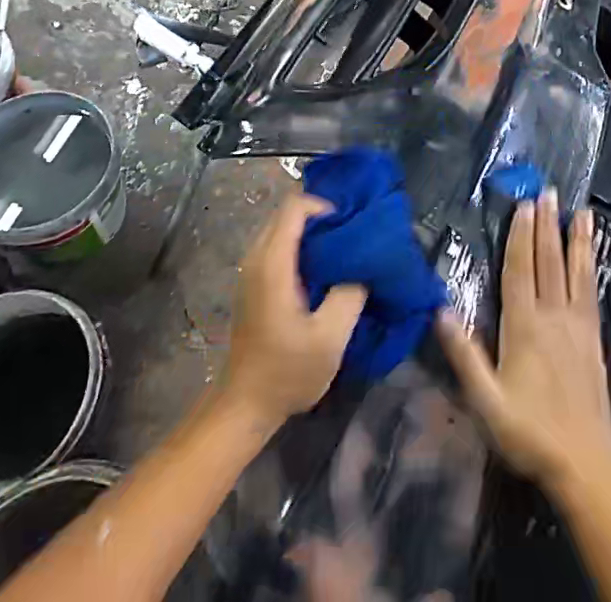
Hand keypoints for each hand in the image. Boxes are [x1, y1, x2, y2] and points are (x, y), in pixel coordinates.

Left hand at [218, 193, 368, 430]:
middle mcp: (256, 259)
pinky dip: (302, 248)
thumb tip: (364, 266)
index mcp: (272, 264)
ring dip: (312, 233)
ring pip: (281, 230)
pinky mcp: (253, 285)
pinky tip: (325, 271)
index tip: (352, 226)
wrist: (246, 404)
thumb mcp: (330, 336)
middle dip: (321, 217)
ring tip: (344, 252)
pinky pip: (277, 248)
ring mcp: (251, 271)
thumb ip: (350, 293)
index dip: (325, 207)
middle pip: (286, 215)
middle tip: (353, 236)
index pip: (294, 208)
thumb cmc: (287, 371)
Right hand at [437, 190, 610, 489]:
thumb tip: (441, 310)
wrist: (584, 462)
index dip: (520, 236)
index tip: (523, 205)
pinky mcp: (593, 341)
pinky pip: (591, 294)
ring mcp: (577, 328)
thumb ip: (465, 355)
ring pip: (576, 274)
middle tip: (548, 192)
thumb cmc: (528, 432)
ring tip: (582, 212)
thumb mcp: (485, 401)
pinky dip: (591, 269)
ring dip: (577, 241)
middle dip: (546, 226)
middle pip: (548, 263)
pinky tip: (591, 259)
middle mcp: (553, 318)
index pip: (519, 271)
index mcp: (524, 327)